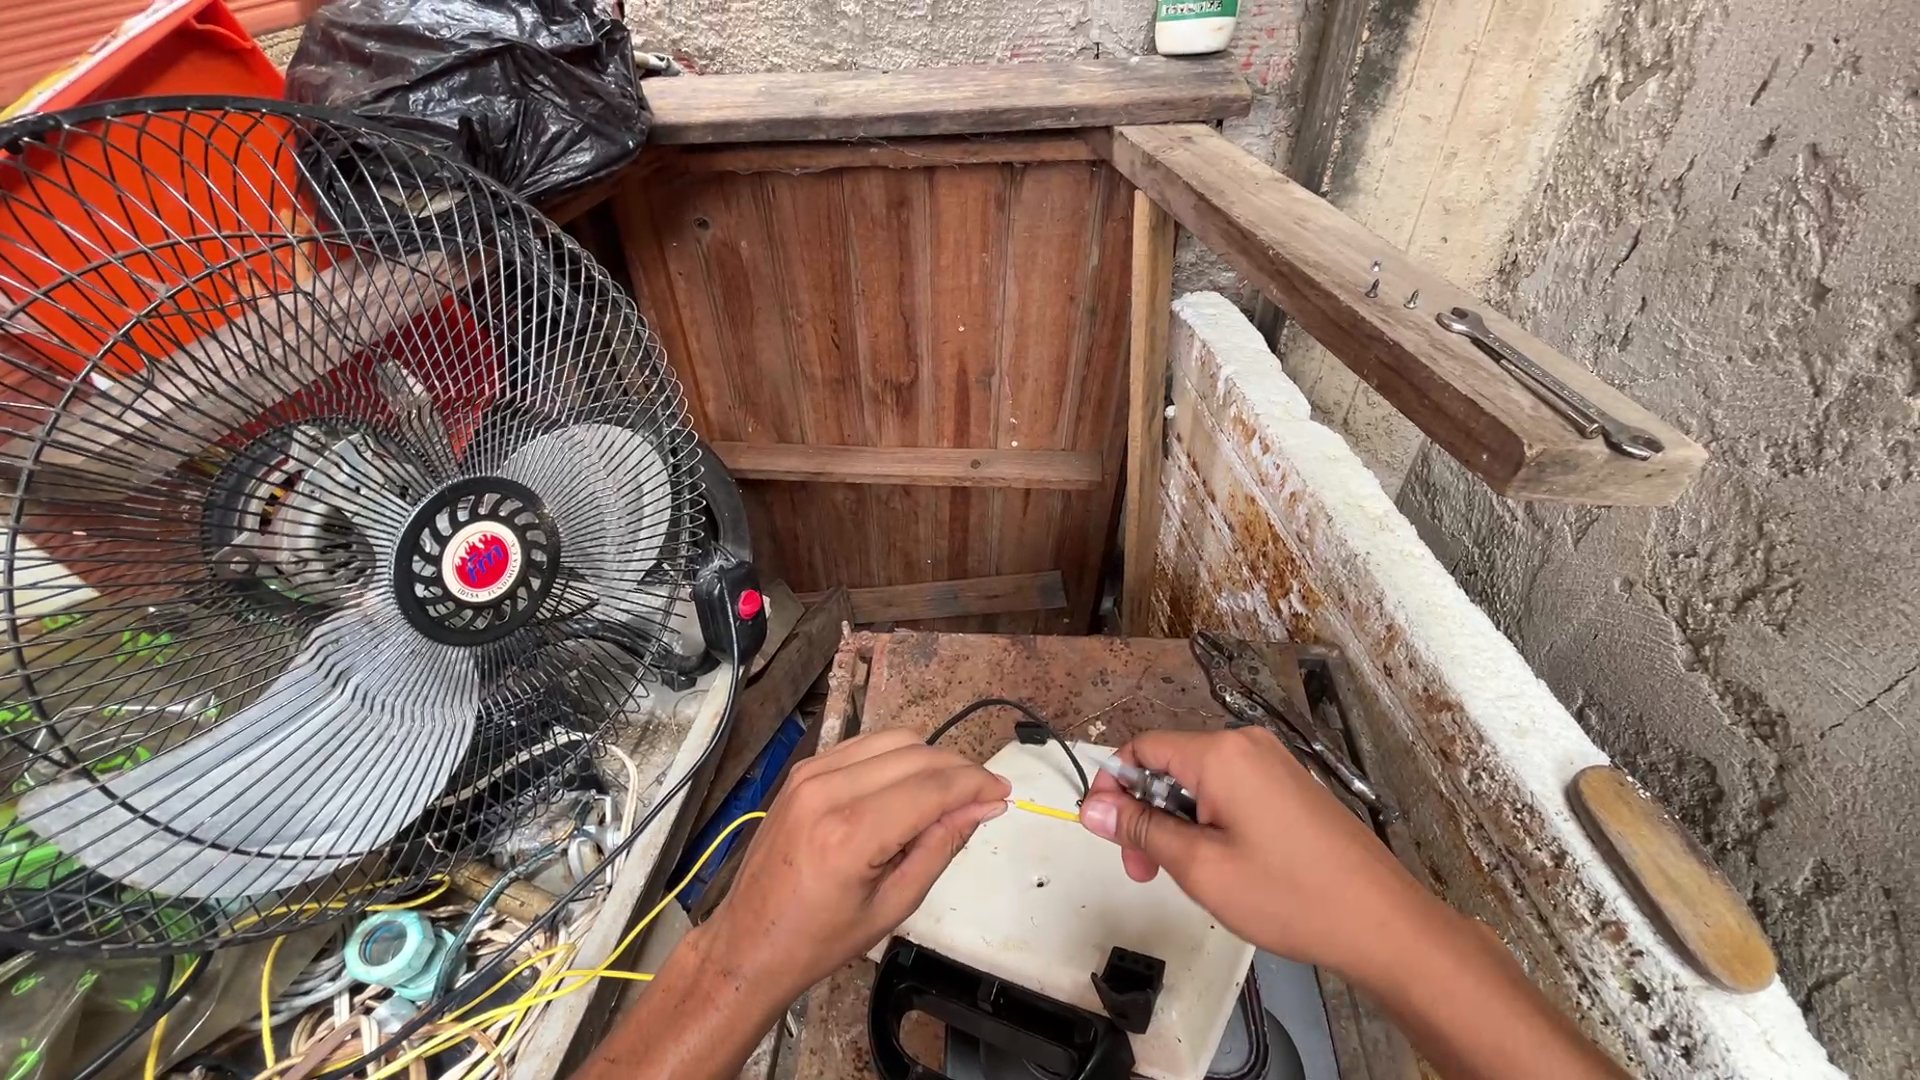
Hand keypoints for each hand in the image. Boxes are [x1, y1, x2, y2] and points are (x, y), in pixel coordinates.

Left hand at [697, 729, 1010, 1000]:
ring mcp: (810, 772)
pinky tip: (907, 786)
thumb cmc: (821, 939)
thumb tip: (985, 807)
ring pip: (894, 739)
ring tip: (947, 794)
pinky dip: (896, 757)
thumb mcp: (893, 905)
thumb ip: (942, 847)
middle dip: (958, 770)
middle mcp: (828, 790)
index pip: (932, 787)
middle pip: (917, 754)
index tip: (1003, 792)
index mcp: (850, 834)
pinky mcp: (803, 769)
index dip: (976, 784)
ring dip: (930, 759)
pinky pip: (866, 744)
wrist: (748, 940)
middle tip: (982, 797)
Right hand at [1078, 726, 1435, 976]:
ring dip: (1176, 820)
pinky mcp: (1289, 784)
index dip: (1113, 786)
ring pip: (1198, 780)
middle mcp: (1245, 745)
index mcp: (1220, 753)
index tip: (1106, 830)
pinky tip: (1220, 862)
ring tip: (1184, 873)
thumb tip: (1091, 808)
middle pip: (1169, 764)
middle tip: (1144, 869)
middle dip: (1146, 813)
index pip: (1142, 748)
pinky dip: (1209, 819)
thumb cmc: (1289, 895)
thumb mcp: (1199, 867)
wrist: (1385, 923)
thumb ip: (1140, 829)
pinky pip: (1229, 789)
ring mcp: (1272, 762)